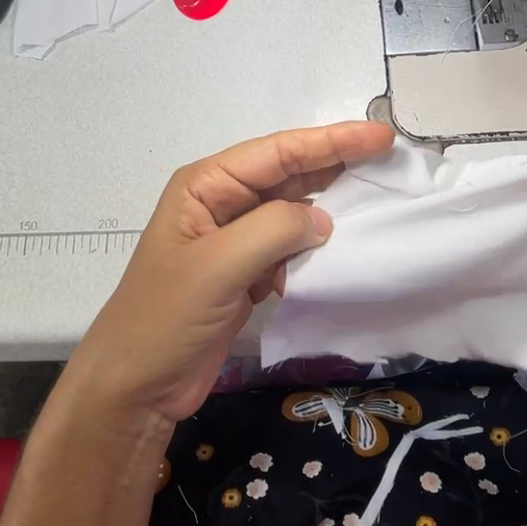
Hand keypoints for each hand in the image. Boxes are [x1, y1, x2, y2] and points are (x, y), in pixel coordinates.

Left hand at [67, 120, 395, 422]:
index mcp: (207, 184)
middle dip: (337, 164)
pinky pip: (291, 247)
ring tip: (378, 196)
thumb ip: (275, 230)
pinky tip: (343, 247)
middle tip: (390, 157)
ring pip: (294, 210)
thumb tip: (323, 220)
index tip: (381, 137)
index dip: (331, 141)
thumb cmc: (166, 317)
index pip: (278, 152)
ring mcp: (236, 239)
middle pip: (289, 173)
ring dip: (331, 205)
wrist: (137, 388)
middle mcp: (223, 202)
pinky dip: (317, 246)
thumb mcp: (219, 265)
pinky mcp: (247, 273)